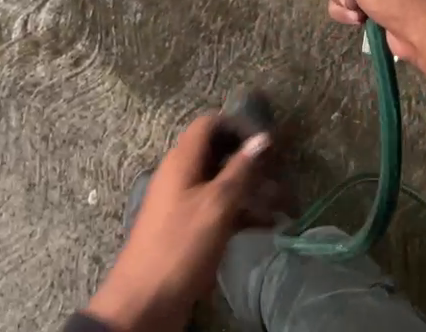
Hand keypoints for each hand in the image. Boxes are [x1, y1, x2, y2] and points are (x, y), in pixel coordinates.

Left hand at [84, 114, 271, 330]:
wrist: (144, 301)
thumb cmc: (180, 246)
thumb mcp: (216, 206)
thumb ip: (240, 171)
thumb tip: (261, 138)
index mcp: (181, 160)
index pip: (209, 124)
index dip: (237, 126)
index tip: (265, 143)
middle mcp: (181, 174)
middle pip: (217, 153)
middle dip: (249, 161)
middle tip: (279, 174)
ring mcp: (183, 201)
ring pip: (220, 183)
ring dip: (250, 189)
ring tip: (281, 203)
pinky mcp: (188, 227)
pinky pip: (217, 208)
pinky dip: (240, 212)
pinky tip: (266, 225)